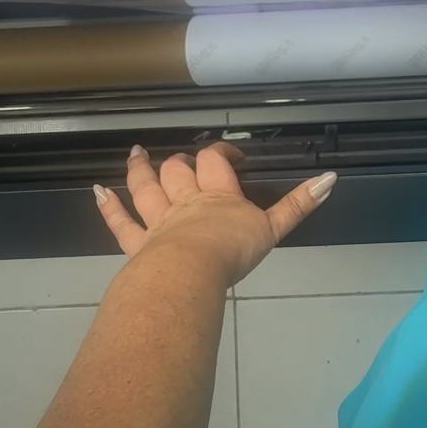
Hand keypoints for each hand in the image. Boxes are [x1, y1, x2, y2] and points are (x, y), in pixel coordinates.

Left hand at [93, 142, 335, 285]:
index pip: (216, 163)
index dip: (222, 155)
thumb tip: (330, 178)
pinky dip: (109, 207)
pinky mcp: (138, 244)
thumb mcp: (273, 227)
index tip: (234, 158)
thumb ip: (299, 204)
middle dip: (182, 162)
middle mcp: (185, 202)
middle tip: (185, 160)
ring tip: (136, 154)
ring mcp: (158, 222)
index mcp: (218, 196)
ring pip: (146, 189)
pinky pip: (120, 223)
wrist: (189, 274)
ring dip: (140, 170)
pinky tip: (96, 192)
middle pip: (179, 172)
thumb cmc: (232, 250)